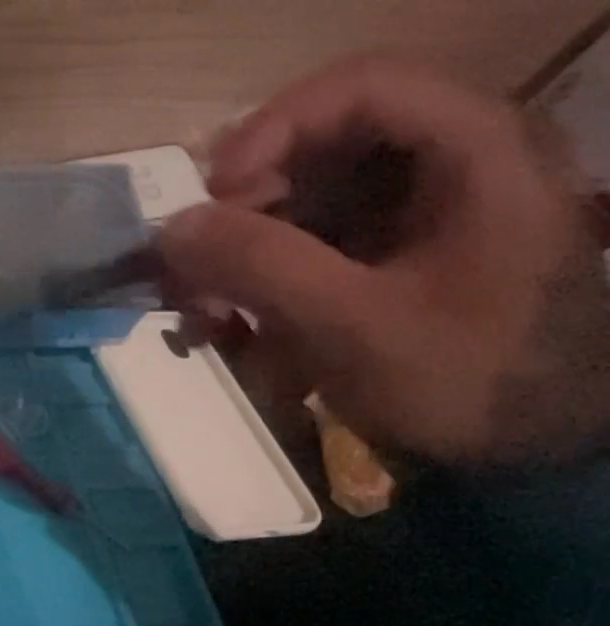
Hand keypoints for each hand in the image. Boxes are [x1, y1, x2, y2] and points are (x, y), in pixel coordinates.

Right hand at [160, 54, 609, 464]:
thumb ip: (261, 266)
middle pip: (319, 144)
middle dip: (240, 205)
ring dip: (238, 248)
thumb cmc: (468, 376)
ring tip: (202, 310)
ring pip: (304, 197)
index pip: (355, 90)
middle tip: (192, 267)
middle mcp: (445, 163)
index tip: (212, 199)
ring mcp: (417, 212)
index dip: (270, 131)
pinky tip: (230, 323)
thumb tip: (171, 227)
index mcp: (471, 150)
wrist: (543, 447)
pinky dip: (259, 277)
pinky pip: (309, 243)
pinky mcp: (392, 257)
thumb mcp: (354, 324)